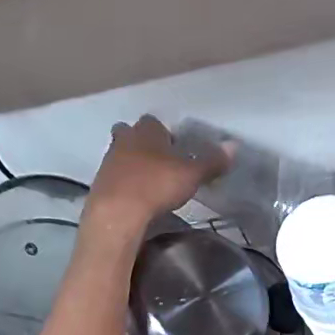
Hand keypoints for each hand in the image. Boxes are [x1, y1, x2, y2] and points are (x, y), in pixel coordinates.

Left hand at [85, 116, 226, 226]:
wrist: (118, 211)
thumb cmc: (157, 185)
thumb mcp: (192, 175)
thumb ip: (212, 161)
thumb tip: (234, 146)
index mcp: (147, 130)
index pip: (156, 122)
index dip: (166, 134)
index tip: (177, 149)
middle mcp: (125, 139)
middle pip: (133, 134)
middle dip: (145, 144)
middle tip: (161, 162)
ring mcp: (109, 160)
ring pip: (122, 154)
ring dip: (134, 164)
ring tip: (151, 182)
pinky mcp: (100, 182)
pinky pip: (116, 176)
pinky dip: (126, 183)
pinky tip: (138, 197)